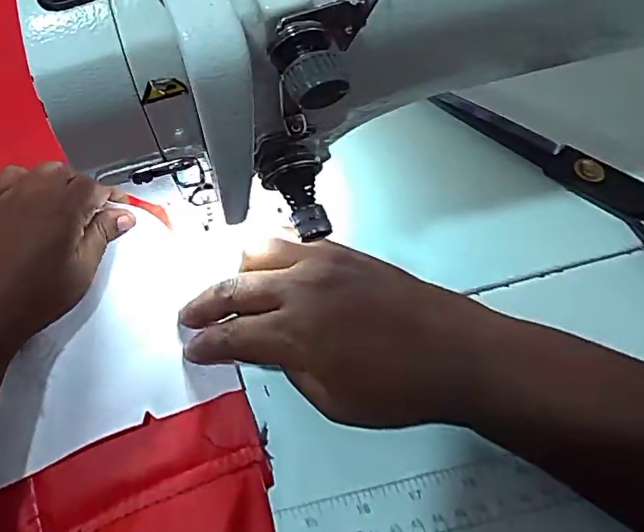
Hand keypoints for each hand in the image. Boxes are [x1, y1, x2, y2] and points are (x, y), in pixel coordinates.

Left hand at [0, 163, 135, 355]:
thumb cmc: (32, 296)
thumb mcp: (81, 269)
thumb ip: (102, 234)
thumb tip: (120, 215)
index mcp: (64, 203)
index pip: (96, 186)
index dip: (111, 197)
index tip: (120, 208)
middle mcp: (38, 189)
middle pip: (71, 175)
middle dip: (87, 192)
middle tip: (96, 218)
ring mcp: (14, 192)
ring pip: (46, 172)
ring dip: (61, 184)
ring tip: (68, 213)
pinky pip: (17, 176)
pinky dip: (30, 181)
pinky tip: (35, 201)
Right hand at [179, 237, 514, 427]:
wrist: (454, 352)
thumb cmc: (404, 386)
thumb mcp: (336, 401)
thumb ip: (291, 370)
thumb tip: (268, 352)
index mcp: (294, 333)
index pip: (232, 335)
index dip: (207, 343)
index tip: (195, 346)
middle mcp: (298, 290)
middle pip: (231, 289)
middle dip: (204, 304)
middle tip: (190, 315)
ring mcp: (315, 263)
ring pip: (252, 253)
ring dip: (231, 272)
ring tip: (224, 286)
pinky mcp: (334, 250)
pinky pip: (286, 241)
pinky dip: (265, 252)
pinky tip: (263, 262)